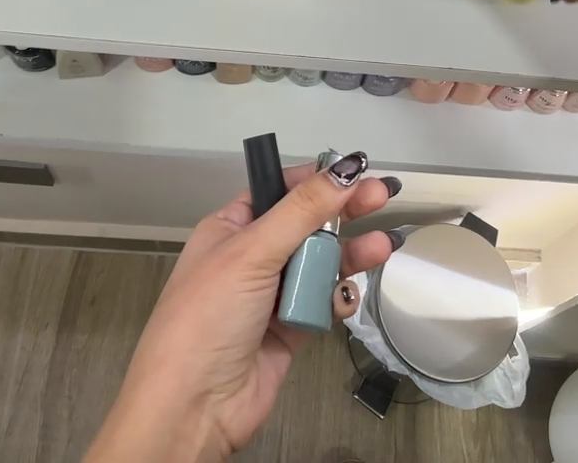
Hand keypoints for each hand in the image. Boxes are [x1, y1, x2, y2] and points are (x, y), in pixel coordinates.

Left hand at [85, 155, 399, 462]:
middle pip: (307, 223)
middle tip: (380, 195)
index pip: (280, 189)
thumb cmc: (209, 316)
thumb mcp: (252, 252)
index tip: (354, 169)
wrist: (193, 409)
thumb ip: (303, 210)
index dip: (316, 178)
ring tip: (384, 245)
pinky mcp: (292, 326)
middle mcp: (253, 255)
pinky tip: (354, 289)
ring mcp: (273, 292)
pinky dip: (340, 292)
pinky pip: (323, 298)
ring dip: (351, 252)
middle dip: (343, 209)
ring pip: (321, 261)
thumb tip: (345, 168)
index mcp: (231, 227)